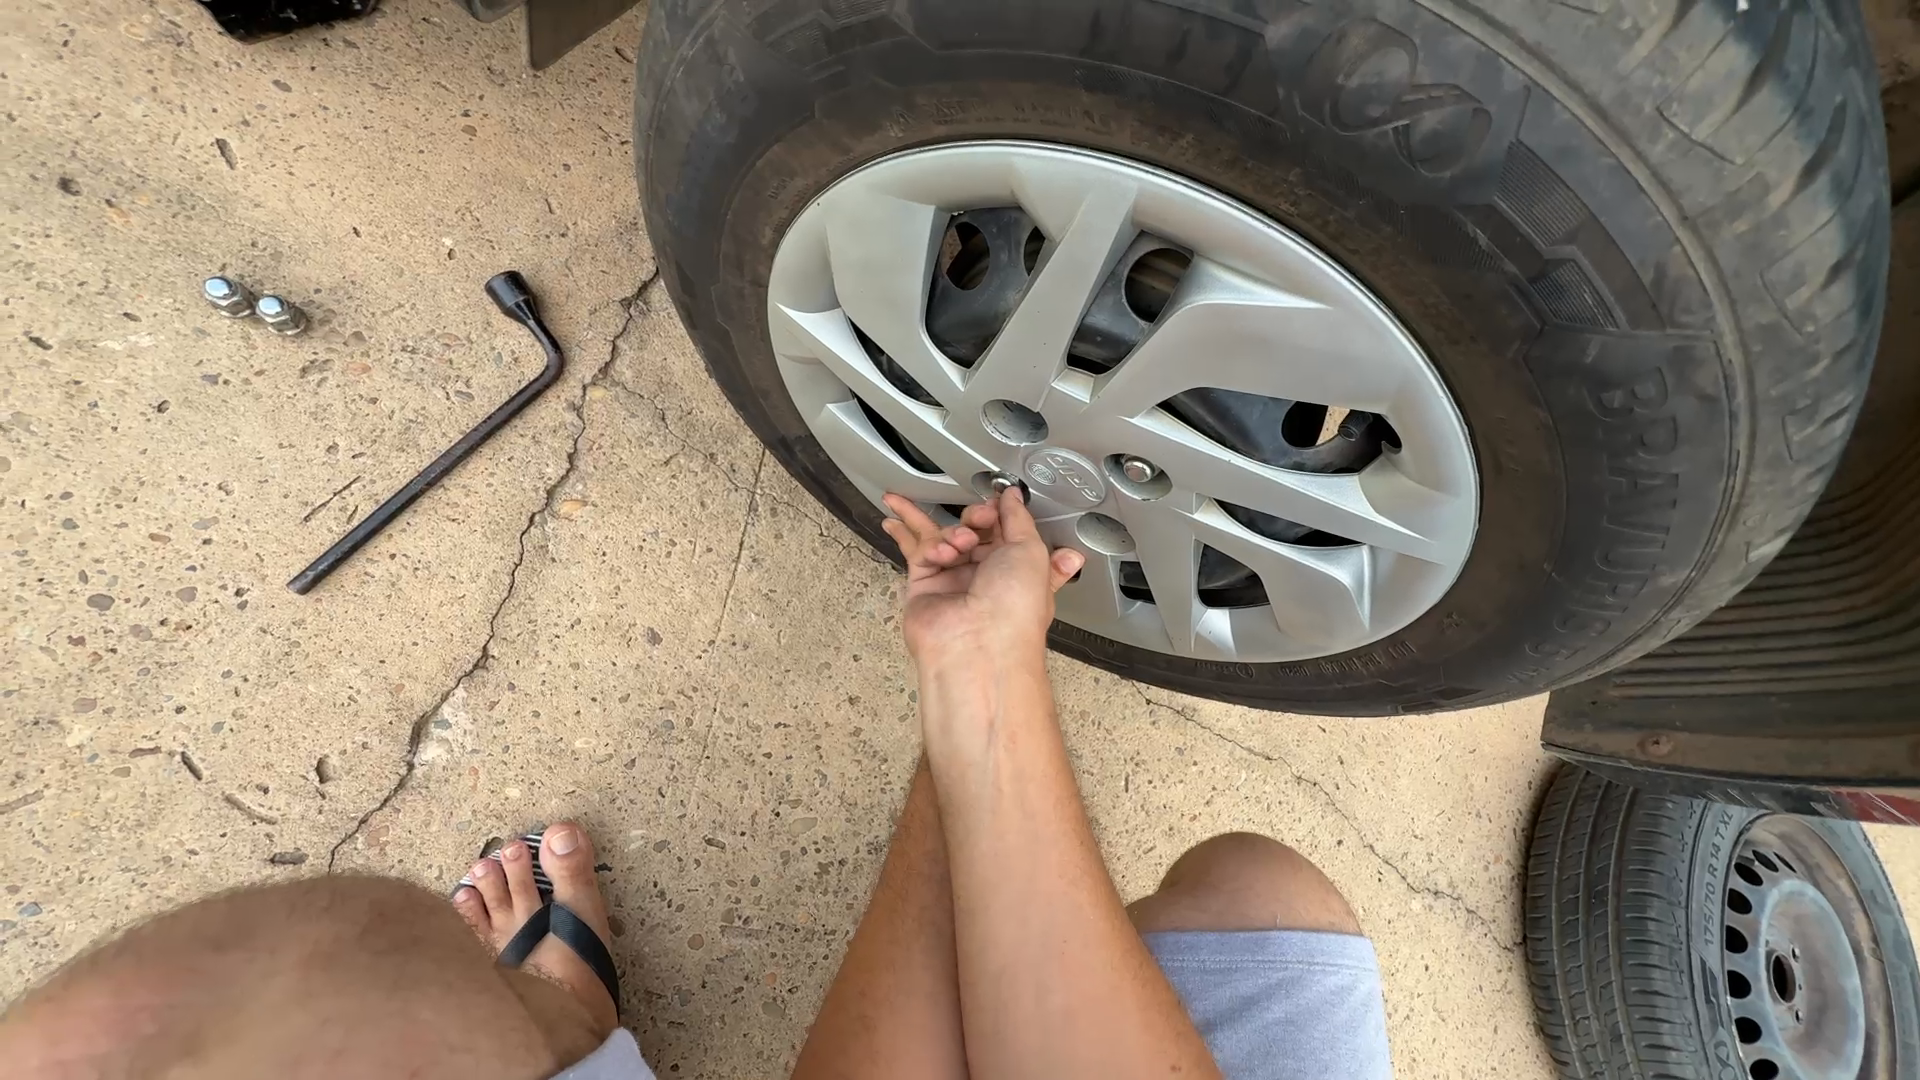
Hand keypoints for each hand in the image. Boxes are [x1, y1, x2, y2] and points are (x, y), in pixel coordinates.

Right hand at [881, 489, 1084, 667]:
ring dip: (948, 534)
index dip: (998, 512)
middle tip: (975, 523)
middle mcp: (986, 576)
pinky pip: (915, 549)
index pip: (1004, 529)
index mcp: (1017, 569)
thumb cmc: (1015, 609)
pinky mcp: (924, 584)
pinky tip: (901, 519)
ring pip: (943, 537)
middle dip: (973, 520)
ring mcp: (953, 580)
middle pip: (973, 530)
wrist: (978, 645)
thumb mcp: (1031, 550)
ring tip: (955, 546)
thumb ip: (1018, 518)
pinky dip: (907, 530)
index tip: (996, 501)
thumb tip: (1012, 497)